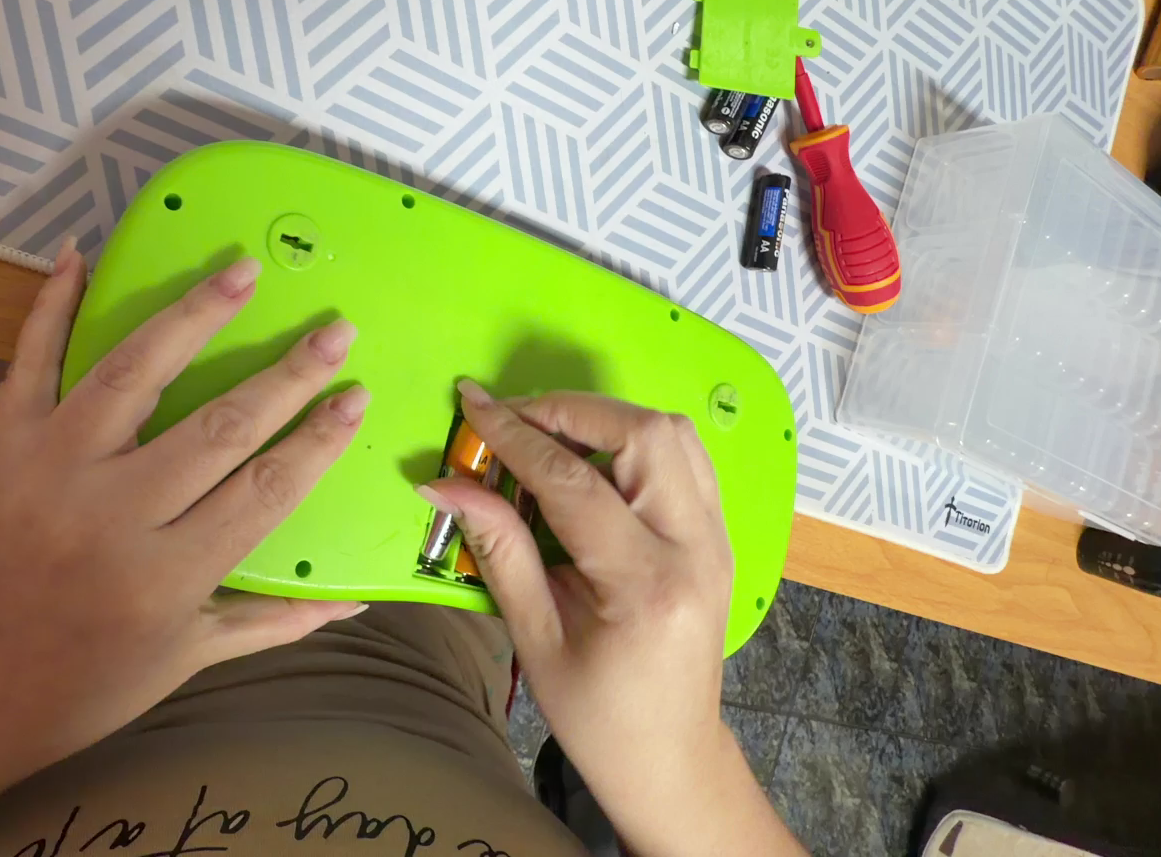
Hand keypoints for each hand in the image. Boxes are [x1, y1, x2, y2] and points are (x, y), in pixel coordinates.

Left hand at [0, 243, 369, 841]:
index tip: (355, 395)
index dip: (317, 439)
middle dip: (286, 374)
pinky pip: (29, 363)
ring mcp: (48, 470)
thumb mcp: (185, 661)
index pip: (265, 490)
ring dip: (193, 316)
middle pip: (218, 426)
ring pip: (133, 373)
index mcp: (166, 576)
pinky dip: (50, 306)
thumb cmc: (79, 688)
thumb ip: (274, 621)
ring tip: (240, 273)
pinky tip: (78, 256)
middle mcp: (112, 514)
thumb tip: (356, 604)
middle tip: (333, 331)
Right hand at [419, 381, 802, 856]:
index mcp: (644, 585)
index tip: (471, 403)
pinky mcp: (717, 533)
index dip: (514, 435)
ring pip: (671, 433)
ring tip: (545, 431)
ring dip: (602, 417)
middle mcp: (695, 547)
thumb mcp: (533, 636)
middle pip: (643, 434)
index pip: (573, 482)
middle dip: (568, 410)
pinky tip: (589, 455)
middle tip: (512, 417)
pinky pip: (682, 454)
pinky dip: (630, 435)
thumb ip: (496, 547)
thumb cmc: (594, 711)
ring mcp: (716, 536)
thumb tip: (444, 482)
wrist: (672, 756)